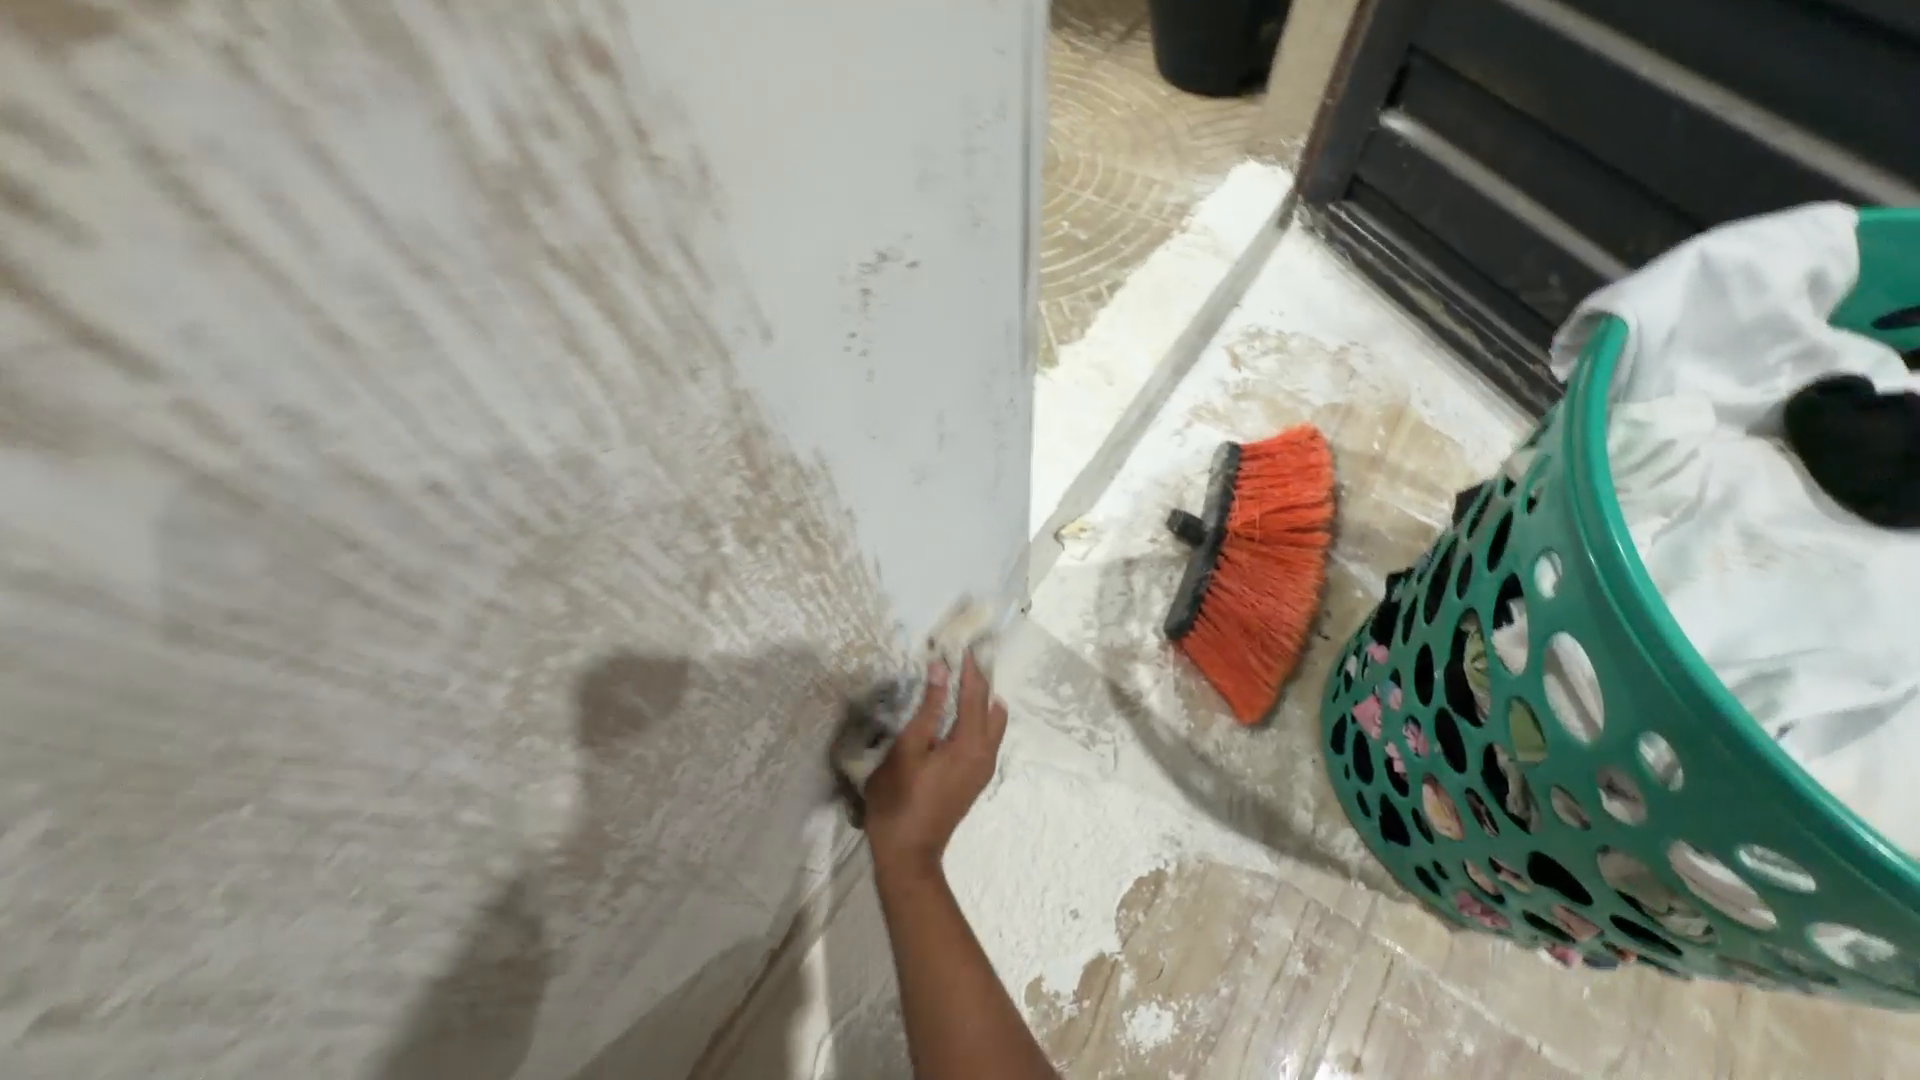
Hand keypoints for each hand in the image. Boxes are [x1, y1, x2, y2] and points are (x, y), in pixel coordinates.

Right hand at [864, 651, 1007, 876]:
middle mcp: (985, 754)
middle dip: (980, 680)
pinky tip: (961, 714)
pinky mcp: (975, 779)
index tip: (963, 645)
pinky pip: (986, 738)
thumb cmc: (900, 800)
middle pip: (991, 706)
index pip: (976, 694)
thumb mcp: (907, 750)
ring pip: (993, 723)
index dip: (970, 668)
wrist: (909, 853)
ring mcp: (982, 769)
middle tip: (964, 658)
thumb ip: (927, 709)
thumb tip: (941, 672)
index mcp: (970, 744)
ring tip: (963, 680)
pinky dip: (979, 718)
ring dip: (982, 699)